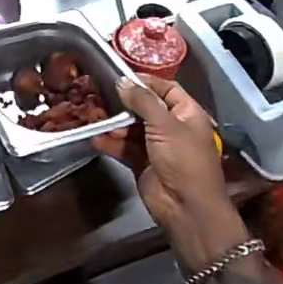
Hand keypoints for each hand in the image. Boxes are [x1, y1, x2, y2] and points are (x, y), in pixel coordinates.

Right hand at [93, 75, 248, 265]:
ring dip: (115, 125)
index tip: (121, 76)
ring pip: (132, 128)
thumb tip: (122, 82)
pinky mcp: (143, 163)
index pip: (166, 89)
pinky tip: (95, 139)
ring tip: (95, 119)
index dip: (146, 82)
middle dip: (124, 104)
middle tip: (100, 97)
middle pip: (145, 108)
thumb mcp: (165, 125)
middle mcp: (172, 127)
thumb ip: (143, 101)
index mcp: (187, 113)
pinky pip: (124, 148)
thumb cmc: (183, 160)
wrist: (186, 207)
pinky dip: (111, 144)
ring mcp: (157, 146)